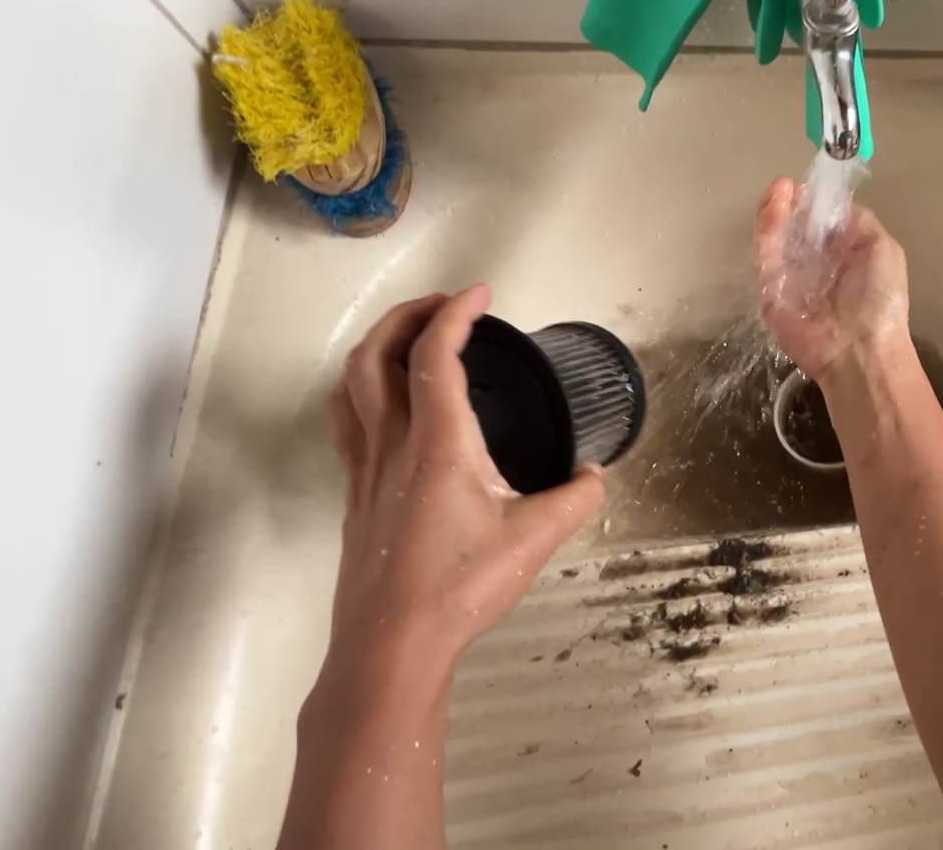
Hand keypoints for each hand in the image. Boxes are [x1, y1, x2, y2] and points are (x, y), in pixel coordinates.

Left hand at [323, 284, 606, 674]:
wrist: (392, 647)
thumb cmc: (462, 587)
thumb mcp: (537, 539)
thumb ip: (577, 498)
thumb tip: (594, 476)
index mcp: (440, 446)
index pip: (437, 359)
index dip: (458, 315)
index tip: (483, 294)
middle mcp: (394, 446)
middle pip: (375, 356)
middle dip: (407, 315)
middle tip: (445, 304)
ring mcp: (365, 469)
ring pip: (349, 385)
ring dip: (376, 345)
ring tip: (409, 336)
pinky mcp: (355, 494)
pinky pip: (348, 419)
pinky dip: (362, 387)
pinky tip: (386, 399)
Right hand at [752, 177, 910, 379]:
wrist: (861, 350)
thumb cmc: (880, 299)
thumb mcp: (882, 249)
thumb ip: (858, 222)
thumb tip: (833, 204)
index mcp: (842, 254)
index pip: (821, 221)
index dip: (814, 201)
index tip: (810, 186)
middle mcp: (815, 264)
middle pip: (794, 226)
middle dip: (790, 203)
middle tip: (789, 186)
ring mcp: (790, 277)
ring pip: (775, 237)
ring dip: (774, 210)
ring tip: (780, 189)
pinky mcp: (770, 291)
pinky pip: (764, 256)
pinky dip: (766, 229)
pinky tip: (775, 207)